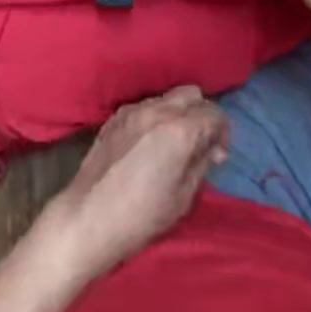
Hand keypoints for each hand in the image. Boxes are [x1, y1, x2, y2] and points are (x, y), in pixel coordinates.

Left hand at [34, 86, 228, 283]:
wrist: (88, 217)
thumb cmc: (142, 216)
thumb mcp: (183, 196)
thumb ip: (201, 164)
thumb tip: (211, 148)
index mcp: (179, 129)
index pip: (214, 113)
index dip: (222, 132)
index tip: (217, 155)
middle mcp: (158, 110)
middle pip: (192, 94)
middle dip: (202, 114)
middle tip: (199, 144)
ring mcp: (133, 110)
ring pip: (168, 97)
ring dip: (178, 113)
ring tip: (174, 143)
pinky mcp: (115, 116)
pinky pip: (145, 105)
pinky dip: (156, 116)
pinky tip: (150, 143)